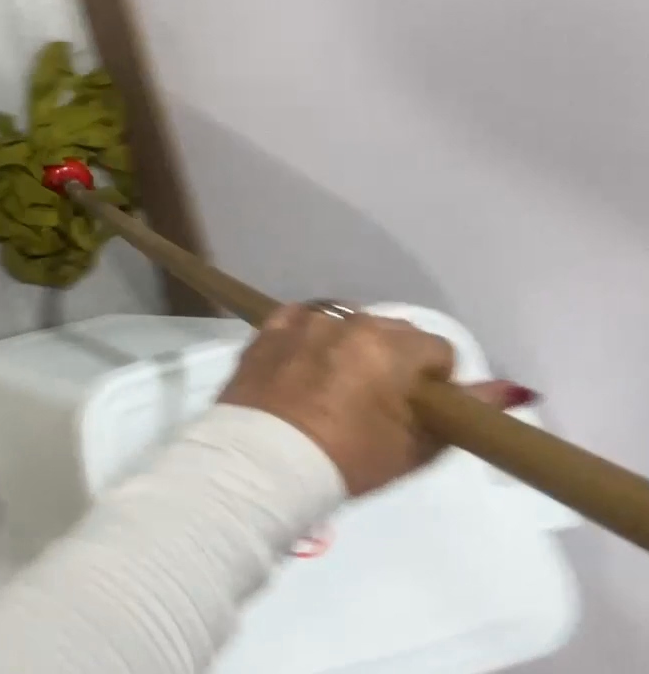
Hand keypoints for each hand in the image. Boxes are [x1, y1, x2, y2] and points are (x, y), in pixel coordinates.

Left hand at [218, 304, 533, 496]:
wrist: (264, 456)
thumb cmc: (347, 456)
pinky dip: (310, 333)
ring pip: (344, 320)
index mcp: (387, 347)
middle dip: (396, 356)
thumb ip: (465, 411)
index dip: (437, 377)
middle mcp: (343, 323)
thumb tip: (511, 390)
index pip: (437, 349)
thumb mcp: (418, 444)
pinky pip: (298, 318)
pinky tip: (309, 358)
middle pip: (390, 329)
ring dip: (352, 342)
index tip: (423, 403)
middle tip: (384, 396)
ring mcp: (298, 323)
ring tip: (344, 379)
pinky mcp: (264, 332)